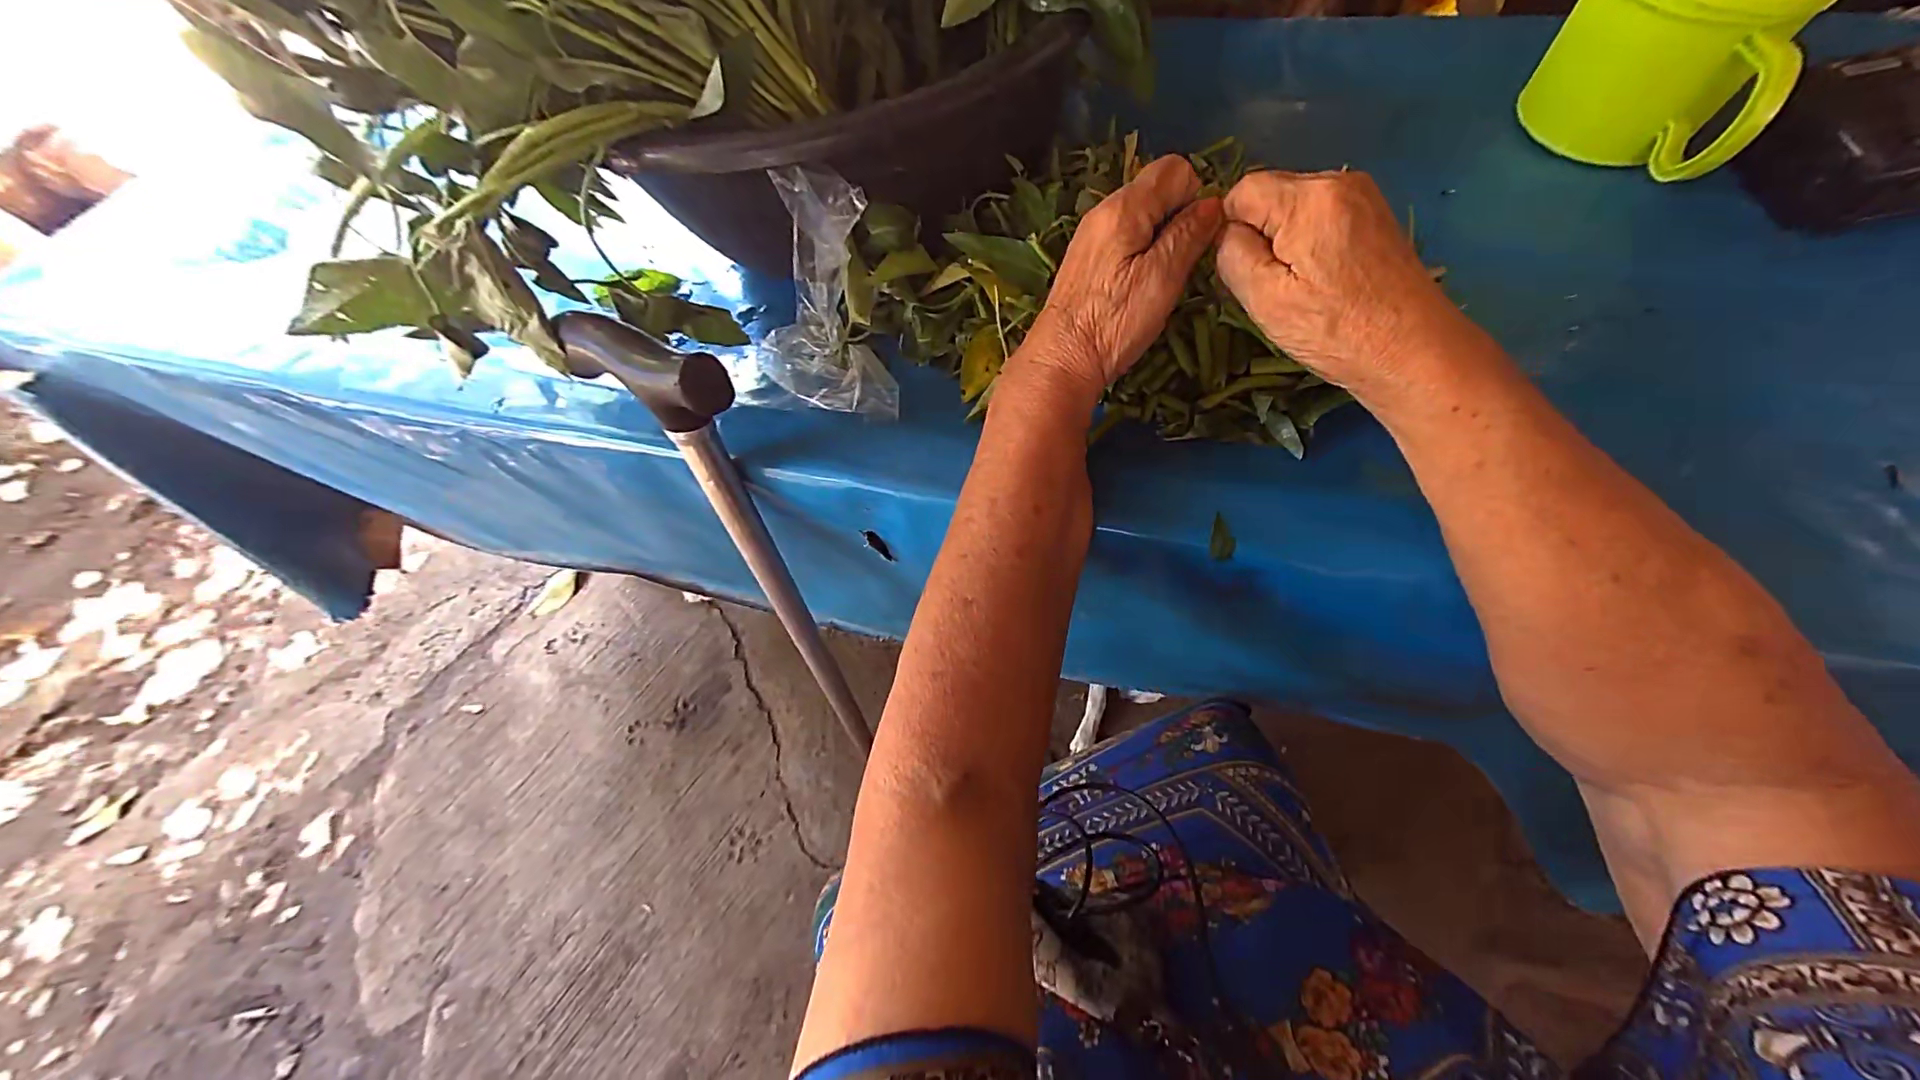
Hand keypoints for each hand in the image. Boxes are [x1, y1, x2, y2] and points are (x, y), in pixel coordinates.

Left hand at [1011, 155, 1222, 397]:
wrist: (1061, 361)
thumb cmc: (1113, 323)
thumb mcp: (1162, 278)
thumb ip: (1189, 234)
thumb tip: (1213, 204)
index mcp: (1123, 207)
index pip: (1176, 169)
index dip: (1196, 195)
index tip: (1198, 236)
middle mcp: (1102, 212)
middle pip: (1155, 191)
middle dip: (1178, 218)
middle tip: (1180, 264)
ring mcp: (1089, 237)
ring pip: (1140, 218)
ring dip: (1159, 240)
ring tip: (1158, 281)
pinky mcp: (1085, 261)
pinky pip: (1123, 241)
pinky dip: (1138, 255)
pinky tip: (1135, 289)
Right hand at [1216, 169, 1478, 402]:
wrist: (1414, 350)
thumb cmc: (1335, 331)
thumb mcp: (1265, 300)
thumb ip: (1232, 256)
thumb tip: (1225, 234)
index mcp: (1309, 199)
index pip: (1240, 192)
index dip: (1228, 230)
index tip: (1243, 272)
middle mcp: (1338, 182)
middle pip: (1268, 195)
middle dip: (1257, 236)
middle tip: (1271, 287)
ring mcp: (1362, 196)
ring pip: (1292, 209)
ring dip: (1281, 244)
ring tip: (1297, 288)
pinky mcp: (1372, 216)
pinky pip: (1318, 219)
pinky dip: (1306, 246)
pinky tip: (1319, 280)